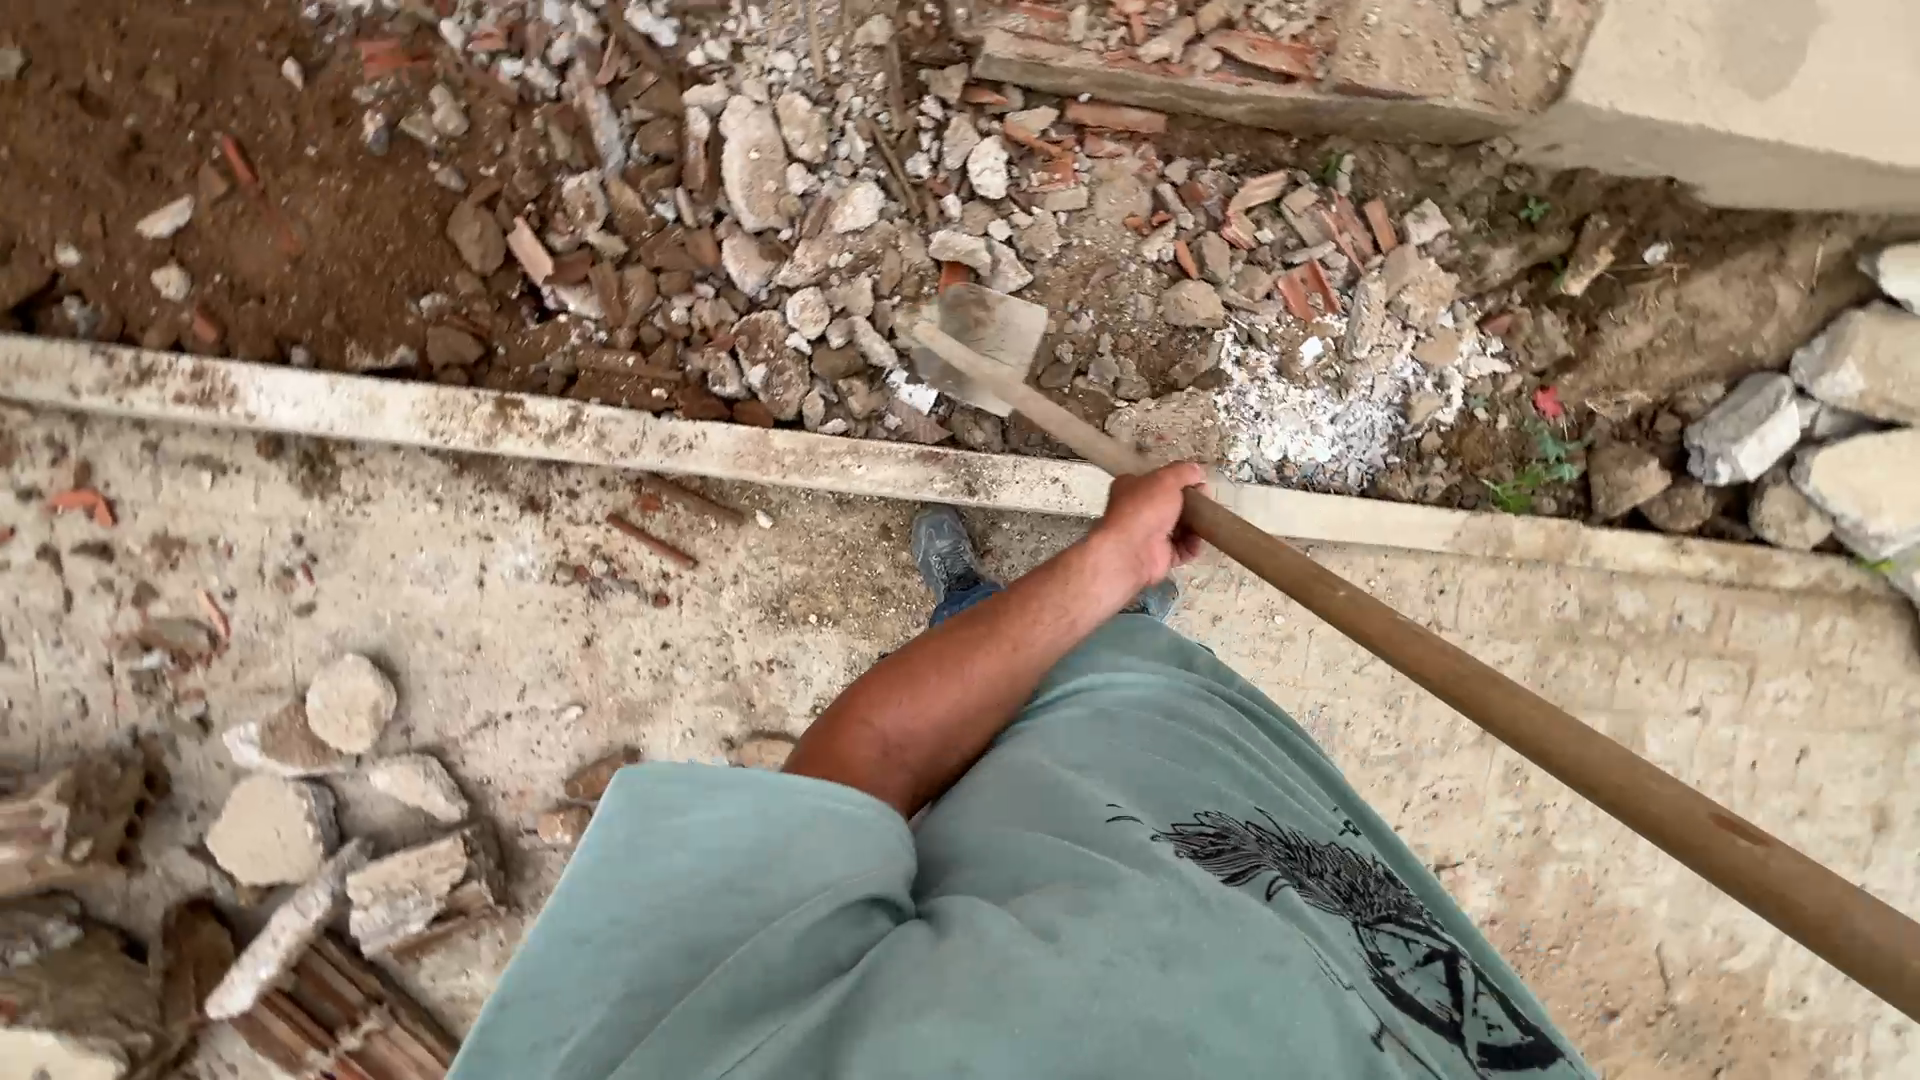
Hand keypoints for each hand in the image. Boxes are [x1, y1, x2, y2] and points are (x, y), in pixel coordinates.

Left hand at [1089, 463, 1209, 591]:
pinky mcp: (1158, 556)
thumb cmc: (1145, 508)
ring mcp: (1147, 535)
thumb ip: (1183, 471)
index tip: (1197, 483)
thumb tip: (1197, 471)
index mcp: (1130, 487)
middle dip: (1190, 505)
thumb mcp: (1166, 479)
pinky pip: (1181, 550)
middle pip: (1170, 505)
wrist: (1132, 550)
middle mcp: (1136, 510)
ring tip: (1203, 524)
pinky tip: (1197, 543)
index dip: (1177, 480)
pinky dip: (1191, 547)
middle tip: (1205, 504)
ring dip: (1194, 527)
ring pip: (1178, 528)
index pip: (1156, 480)